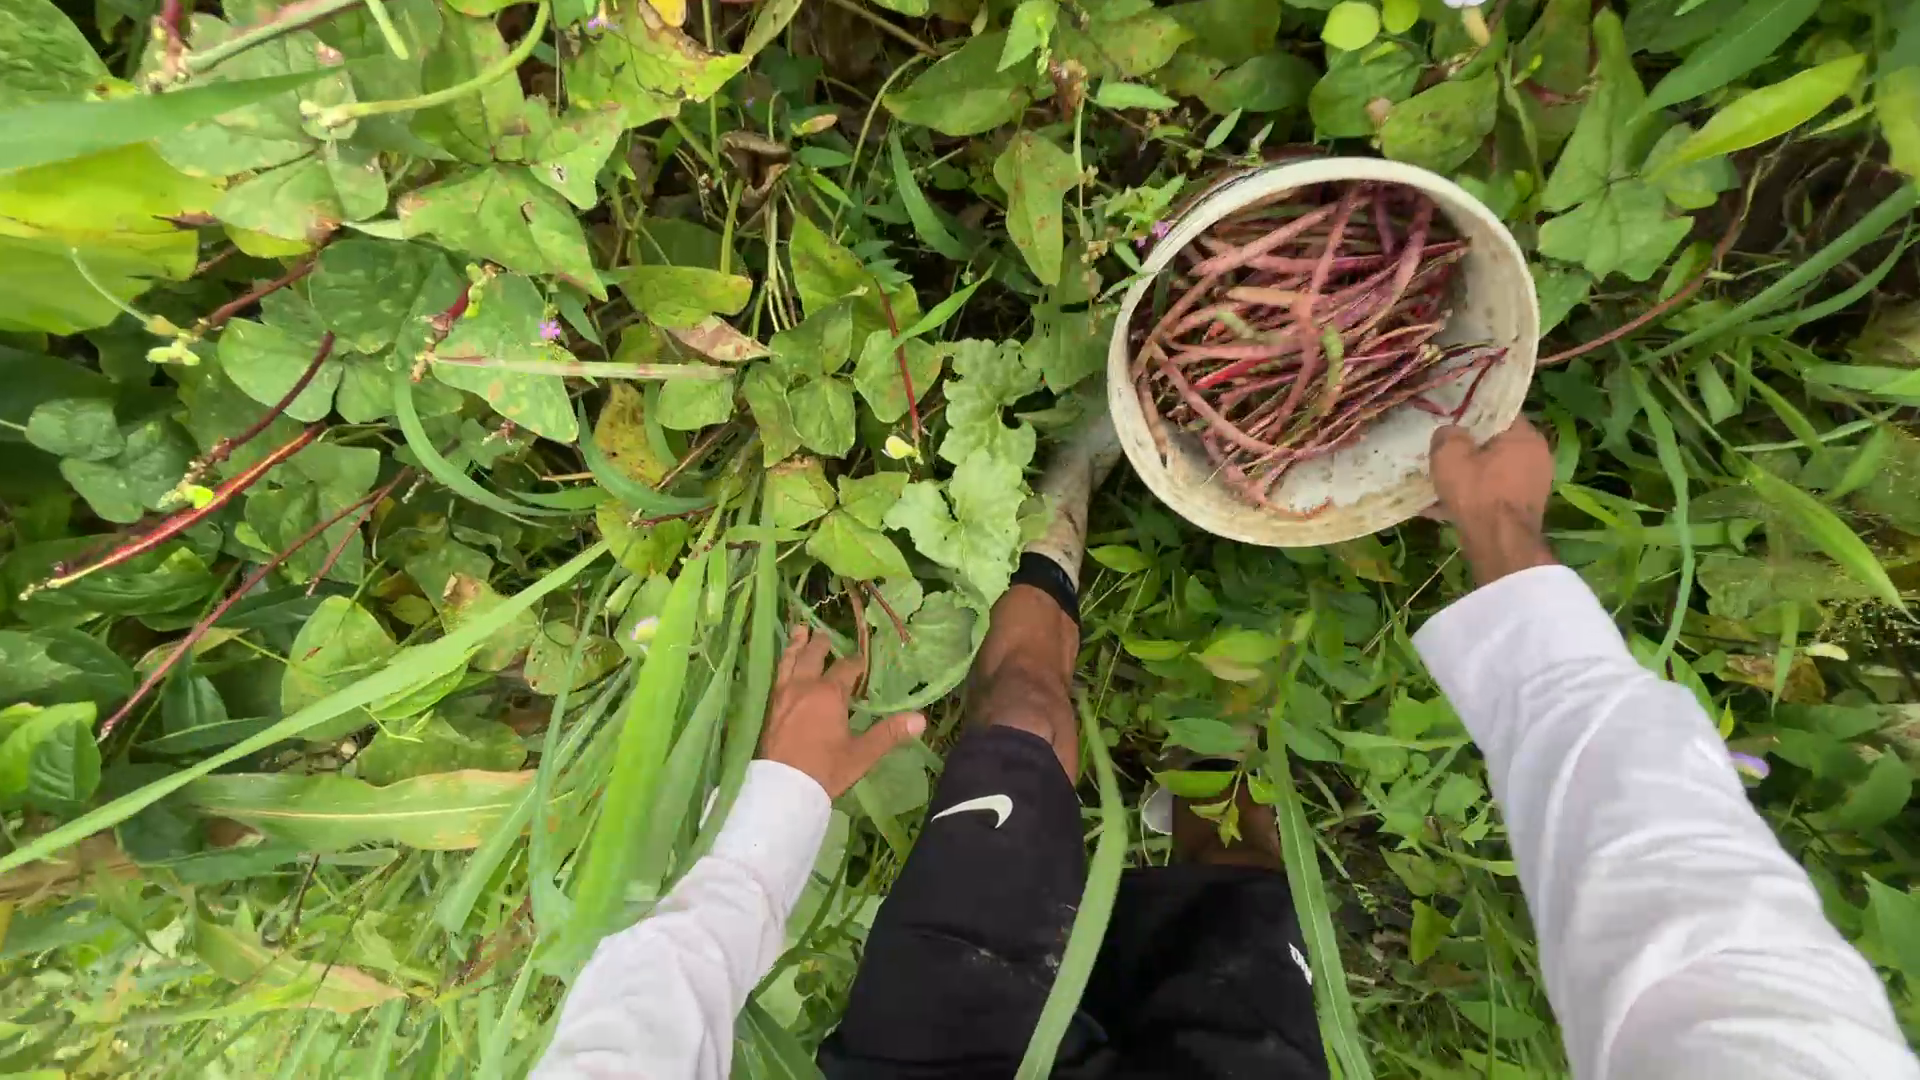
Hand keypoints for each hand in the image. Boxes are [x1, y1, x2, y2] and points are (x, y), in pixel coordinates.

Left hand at [760, 625, 924, 797]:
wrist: (783, 790)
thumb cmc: (825, 770)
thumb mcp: (861, 754)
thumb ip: (889, 734)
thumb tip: (920, 719)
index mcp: (828, 694)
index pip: (846, 668)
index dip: (856, 663)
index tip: (863, 660)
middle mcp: (804, 687)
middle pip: (813, 657)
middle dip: (822, 644)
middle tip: (825, 632)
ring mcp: (783, 696)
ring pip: (790, 662)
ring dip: (796, 645)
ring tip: (798, 629)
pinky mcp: (770, 709)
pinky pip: (777, 676)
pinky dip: (783, 664)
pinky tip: (784, 667)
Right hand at [1428, 418, 1556, 585]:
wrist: (1499, 541)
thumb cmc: (1477, 492)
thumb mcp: (1449, 456)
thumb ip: (1447, 436)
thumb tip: (1449, 432)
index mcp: (1524, 436)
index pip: (1500, 413)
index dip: (1474, 414)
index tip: (1453, 420)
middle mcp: (1538, 454)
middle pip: (1498, 443)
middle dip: (1471, 448)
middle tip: (1444, 452)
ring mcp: (1536, 481)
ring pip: (1496, 469)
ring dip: (1472, 473)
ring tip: (1443, 481)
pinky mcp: (1526, 504)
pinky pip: (1496, 490)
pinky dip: (1477, 493)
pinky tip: (1449, 505)